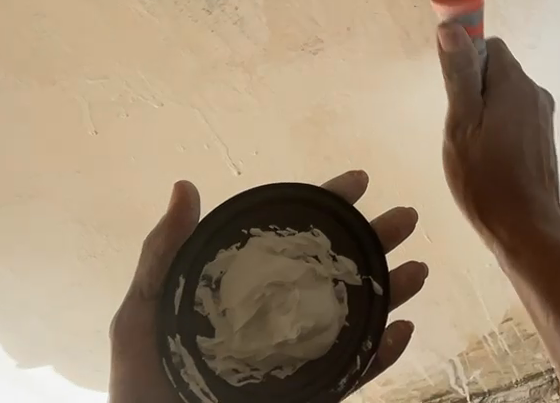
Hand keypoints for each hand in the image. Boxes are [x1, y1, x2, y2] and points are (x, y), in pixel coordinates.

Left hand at [109, 172, 428, 402]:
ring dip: (390, 291)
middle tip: (407, 217)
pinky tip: (401, 333)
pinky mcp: (314, 396)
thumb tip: (184, 186)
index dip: (329, 203)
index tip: (360, 179)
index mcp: (249, 287)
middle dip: (376, 239)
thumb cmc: (143, 386)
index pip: (295, 235)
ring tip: (419, 271)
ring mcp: (299, 358)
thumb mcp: (141, 315)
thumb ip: (163, 254)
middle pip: (338, 269)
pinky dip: (383, 356)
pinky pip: (355, 375)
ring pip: (356, 316)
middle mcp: (281, 315)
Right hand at [435, 25, 559, 252]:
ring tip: (472, 148)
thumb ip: (459, 73)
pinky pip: (515, 117)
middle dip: (474, 89)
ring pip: (505, 96)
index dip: (467, 59)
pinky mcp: (544, 139)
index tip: (453, 89)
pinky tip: (489, 160)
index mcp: (515, 83)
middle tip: (459, 126)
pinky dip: (499, 128)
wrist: (527, 230)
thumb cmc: (486, 176)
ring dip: (486, 112)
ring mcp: (542, 117)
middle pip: (497, 71)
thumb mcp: (461, 123)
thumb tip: (452, 27)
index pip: (489, 46)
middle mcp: (535, 92)